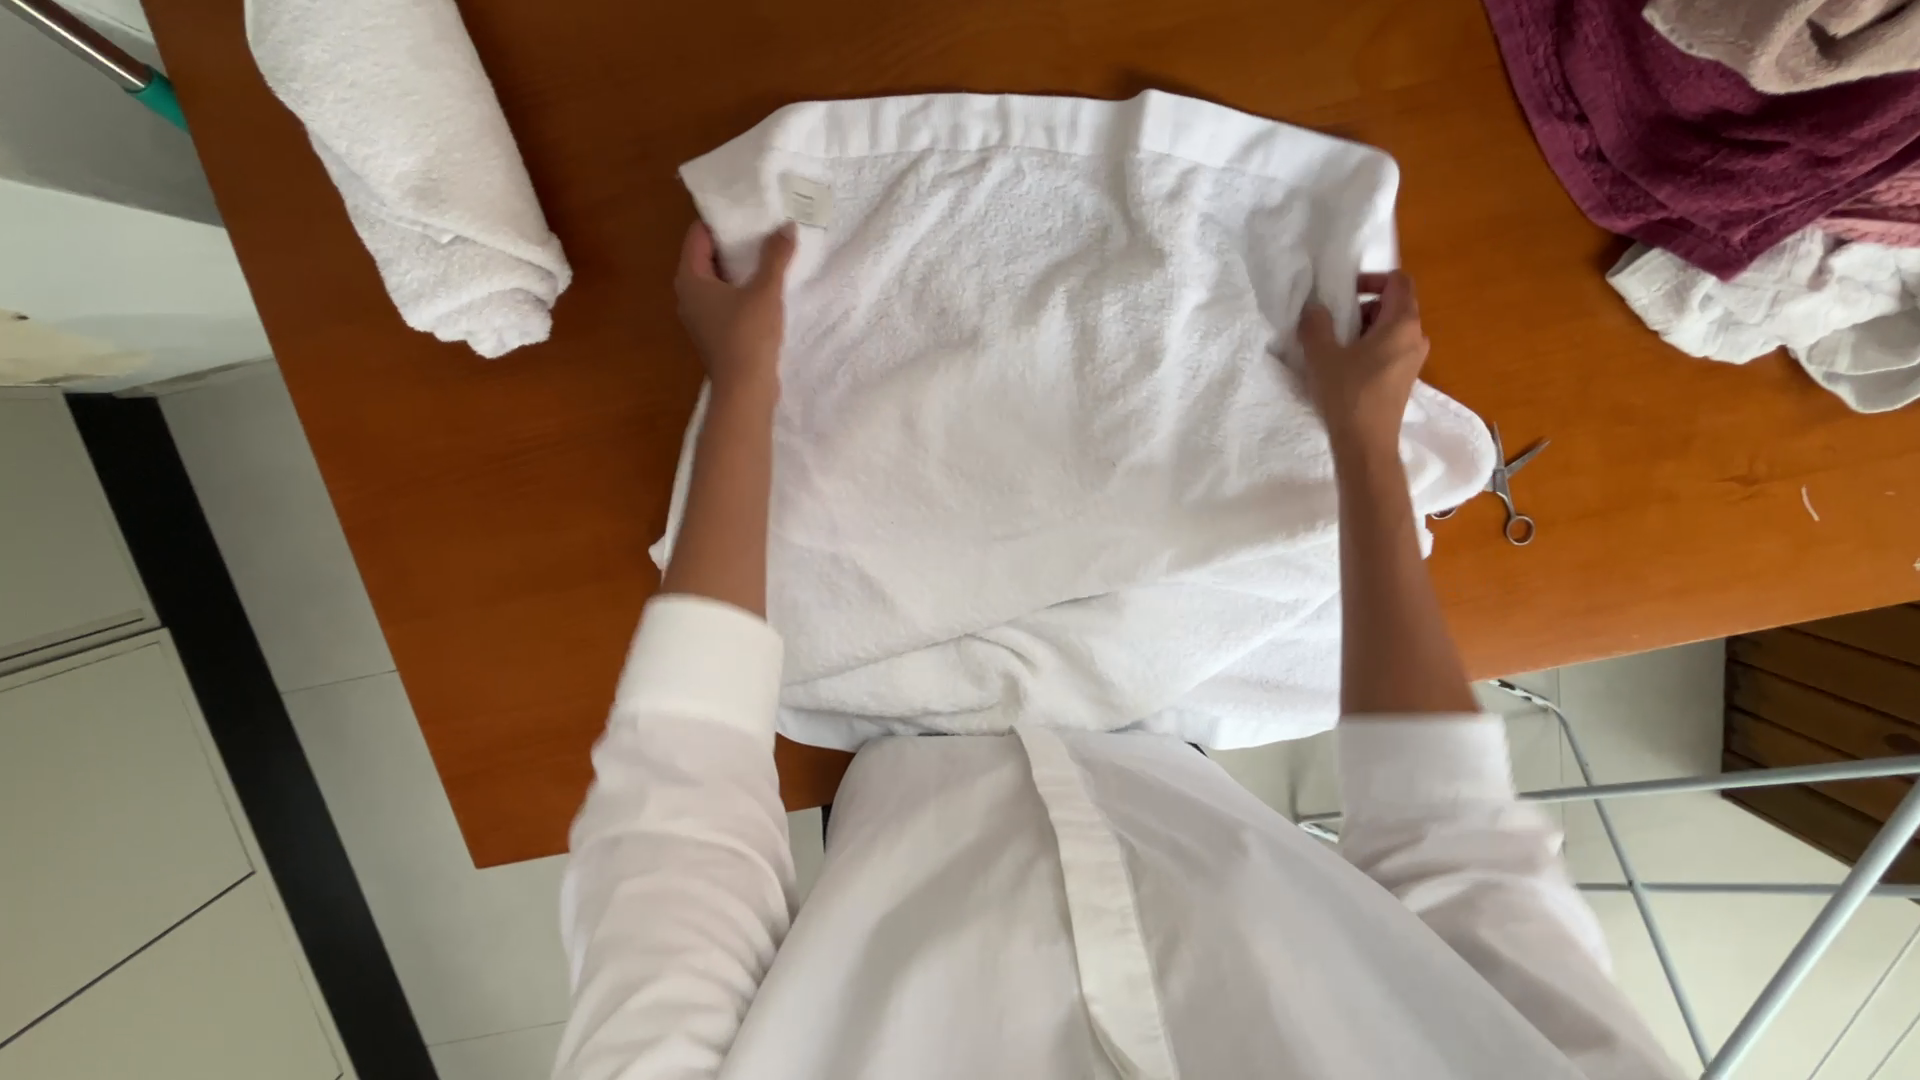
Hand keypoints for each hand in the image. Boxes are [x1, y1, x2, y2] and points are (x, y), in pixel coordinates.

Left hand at [675, 220, 796, 399]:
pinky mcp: (713, 335)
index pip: (698, 235)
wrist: (745, 390)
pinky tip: (764, 294)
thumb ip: (775, 256)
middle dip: (733, 246)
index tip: (748, 215)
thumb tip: (786, 227)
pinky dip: (740, 294)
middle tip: (762, 234)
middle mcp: (687, 295)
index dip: (722, 222)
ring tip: (767, 261)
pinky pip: (724, 303)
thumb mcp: (765, 291)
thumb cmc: (748, 335)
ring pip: (716, 282)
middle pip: (707, 257)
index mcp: (690, 278)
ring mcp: (698, 318)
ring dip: (739, 272)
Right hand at [1295, 271, 1428, 449]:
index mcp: (1402, 323)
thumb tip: (1315, 308)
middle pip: (1394, 305)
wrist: (1366, 444)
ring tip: (1334, 346)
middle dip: (1362, 306)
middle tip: (1333, 322)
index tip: (1343, 292)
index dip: (1371, 279)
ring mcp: (1413, 360)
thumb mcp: (1322, 356)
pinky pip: (1390, 350)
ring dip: (1363, 329)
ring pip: (1390, 329)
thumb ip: (1316, 324)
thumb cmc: (1348, 395)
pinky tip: (1345, 367)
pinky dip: (1369, 348)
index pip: (1398, 281)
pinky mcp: (1404, 379)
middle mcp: (1416, 337)